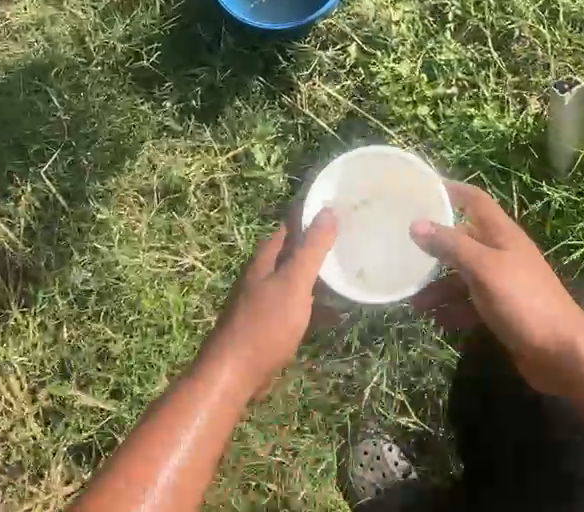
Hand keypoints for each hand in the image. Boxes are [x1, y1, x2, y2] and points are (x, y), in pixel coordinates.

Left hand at [200, 209, 338, 396]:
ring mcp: (264, 301)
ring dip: (319, 277)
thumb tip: (327, 211)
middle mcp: (262, 275)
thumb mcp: (293, 282)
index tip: (336, 207)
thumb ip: (311, 249)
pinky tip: (336, 314)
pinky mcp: (270, 326)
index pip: (289, 225)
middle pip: (293, 253)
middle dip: (318, 246)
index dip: (310, 215)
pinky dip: (316, 306)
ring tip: (348, 274)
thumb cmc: (265, 324)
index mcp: (265, 259)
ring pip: (297, 280)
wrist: (234, 375)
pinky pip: (298, 307)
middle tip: (349, 239)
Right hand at [408, 182, 583, 394]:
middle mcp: (501, 253)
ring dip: (439, 287)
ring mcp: (503, 282)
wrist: (562, 353)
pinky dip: (453, 310)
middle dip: (435, 248)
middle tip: (403, 253)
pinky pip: (470, 303)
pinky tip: (436, 321)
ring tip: (414, 302)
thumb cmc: (524, 301)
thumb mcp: (484, 269)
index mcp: (501, 234)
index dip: (450, 191)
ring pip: (463, 276)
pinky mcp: (502, 310)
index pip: (474, 200)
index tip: (419, 189)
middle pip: (463, 240)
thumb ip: (451, 246)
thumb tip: (416, 224)